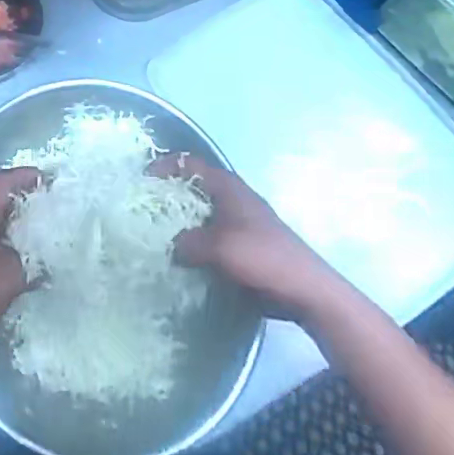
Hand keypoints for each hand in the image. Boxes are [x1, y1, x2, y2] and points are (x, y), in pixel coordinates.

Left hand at [0, 167, 39, 347]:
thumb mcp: (12, 272)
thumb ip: (34, 262)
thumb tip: (50, 262)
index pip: (3, 182)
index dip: (25, 175)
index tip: (48, 177)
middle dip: (24, 198)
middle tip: (51, 203)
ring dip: (17, 223)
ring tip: (44, 230)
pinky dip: (10, 245)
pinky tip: (26, 260)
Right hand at [155, 154, 351, 320]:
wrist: (309, 291)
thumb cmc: (263, 258)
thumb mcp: (219, 248)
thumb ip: (187, 243)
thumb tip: (172, 246)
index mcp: (229, 187)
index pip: (191, 162)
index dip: (166, 164)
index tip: (144, 178)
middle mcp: (236, 198)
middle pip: (197, 185)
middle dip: (172, 192)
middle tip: (148, 206)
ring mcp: (244, 221)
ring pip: (205, 211)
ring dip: (185, 219)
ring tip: (162, 232)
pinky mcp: (249, 244)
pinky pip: (214, 233)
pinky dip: (199, 239)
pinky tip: (188, 256)